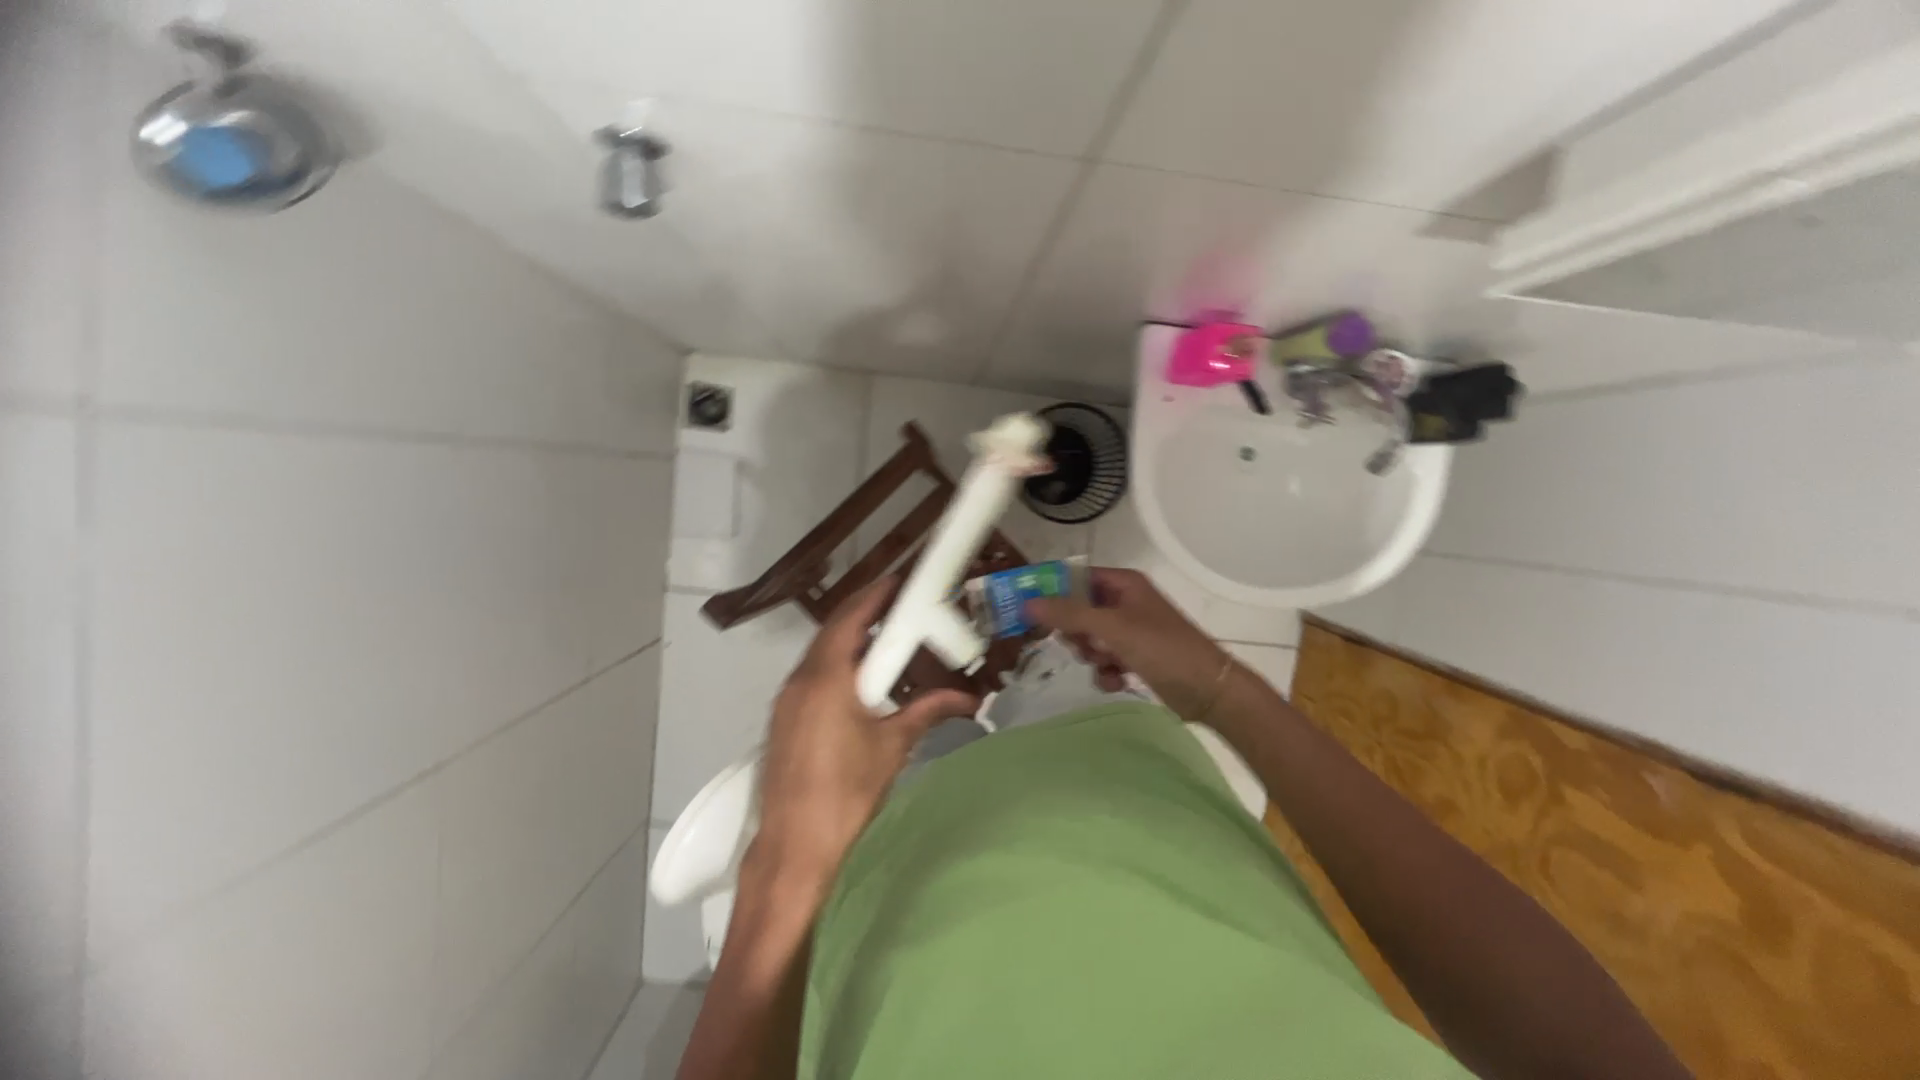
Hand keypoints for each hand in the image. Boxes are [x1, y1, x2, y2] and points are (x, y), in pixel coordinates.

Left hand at [753, 576, 979, 892]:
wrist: (795, 845)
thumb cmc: (848, 792)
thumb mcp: (893, 746)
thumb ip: (927, 711)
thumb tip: (968, 700)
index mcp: (827, 678)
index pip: (850, 618)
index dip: (875, 596)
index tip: (900, 584)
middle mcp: (800, 681)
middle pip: (832, 632)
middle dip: (865, 617)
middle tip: (901, 611)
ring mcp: (785, 701)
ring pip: (819, 656)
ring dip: (850, 644)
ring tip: (887, 644)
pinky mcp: (782, 721)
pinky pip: (811, 677)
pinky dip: (836, 668)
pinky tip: (861, 683)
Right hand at [1025, 567, 1236, 717]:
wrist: (1209, 690)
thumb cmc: (1163, 649)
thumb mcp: (1113, 629)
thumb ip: (1069, 615)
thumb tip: (1028, 603)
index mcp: (1123, 583)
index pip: (1076, 577)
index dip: (1051, 590)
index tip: (1026, 609)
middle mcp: (1125, 602)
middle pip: (1078, 610)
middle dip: (1076, 632)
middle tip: (1081, 644)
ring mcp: (1131, 631)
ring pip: (1089, 639)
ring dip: (1091, 655)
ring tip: (1106, 663)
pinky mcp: (1135, 657)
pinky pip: (1104, 661)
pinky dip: (1106, 672)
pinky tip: (1117, 681)